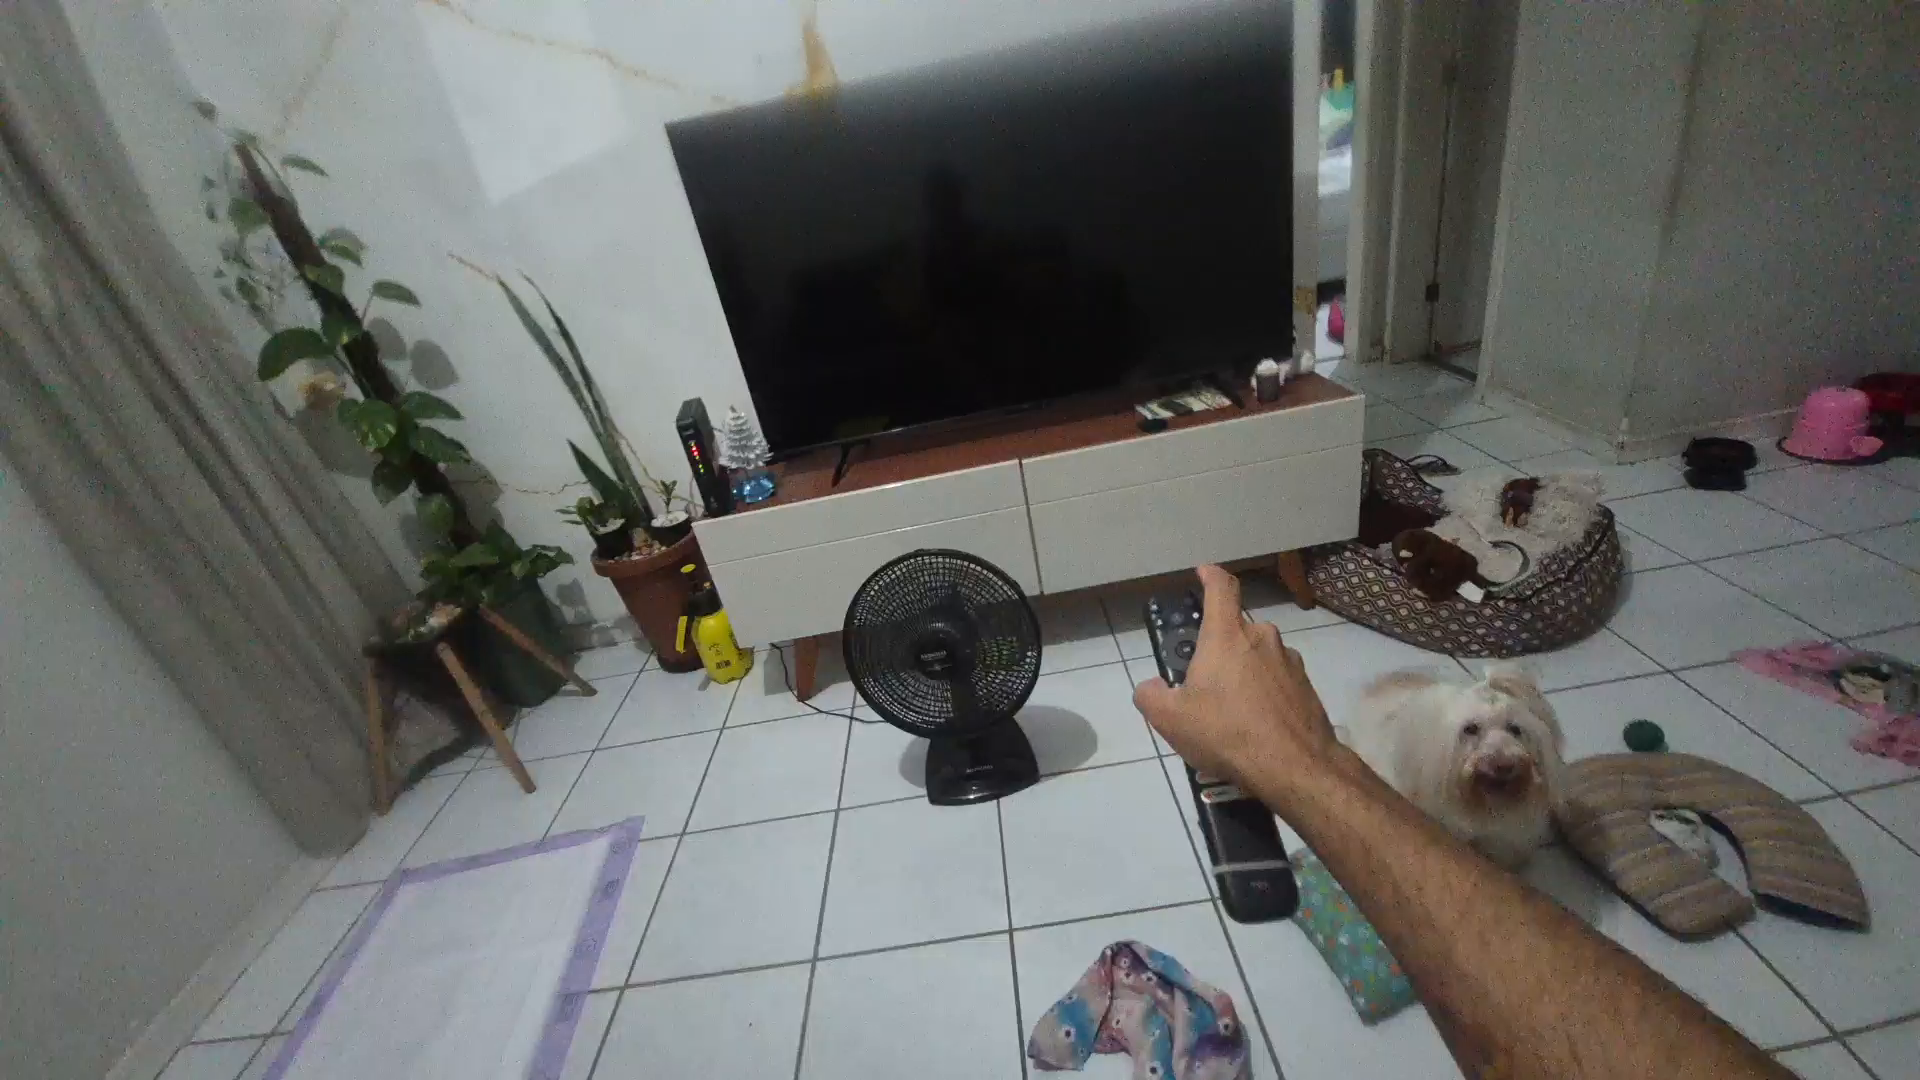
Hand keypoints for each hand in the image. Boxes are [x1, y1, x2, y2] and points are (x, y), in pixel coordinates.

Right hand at [1133, 565, 1338, 791]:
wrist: (1295, 768)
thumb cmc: (1227, 732)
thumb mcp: (1170, 719)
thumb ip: (1150, 695)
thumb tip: (1151, 687)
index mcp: (1227, 636)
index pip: (1221, 589)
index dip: (1210, 575)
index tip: (1203, 571)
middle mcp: (1262, 639)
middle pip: (1236, 630)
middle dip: (1218, 648)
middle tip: (1203, 681)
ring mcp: (1290, 663)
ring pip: (1258, 657)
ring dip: (1243, 673)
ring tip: (1230, 712)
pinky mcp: (1307, 688)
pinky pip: (1277, 682)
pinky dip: (1264, 695)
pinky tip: (1255, 726)